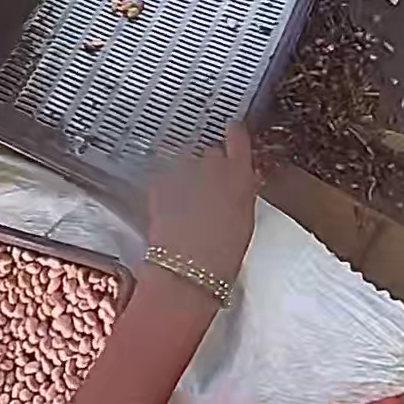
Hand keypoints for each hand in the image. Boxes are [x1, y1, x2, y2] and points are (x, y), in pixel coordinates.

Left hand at [146, 124, 260, 283]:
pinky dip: (166, 188)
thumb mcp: (245, 220)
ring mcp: (181, 174)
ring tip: (187, 203)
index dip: (234, 133)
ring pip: (185, 164)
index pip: (237, 136)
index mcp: (238, 175)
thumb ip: (243, 191)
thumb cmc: (224, 255)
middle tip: (209, 189)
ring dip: (186, 176)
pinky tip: (170, 208)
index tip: (232, 130)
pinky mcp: (158, 185)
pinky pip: (164, 179)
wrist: (187, 273)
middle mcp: (210, 168)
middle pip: (210, 153)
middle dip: (209, 165)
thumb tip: (244, 178)